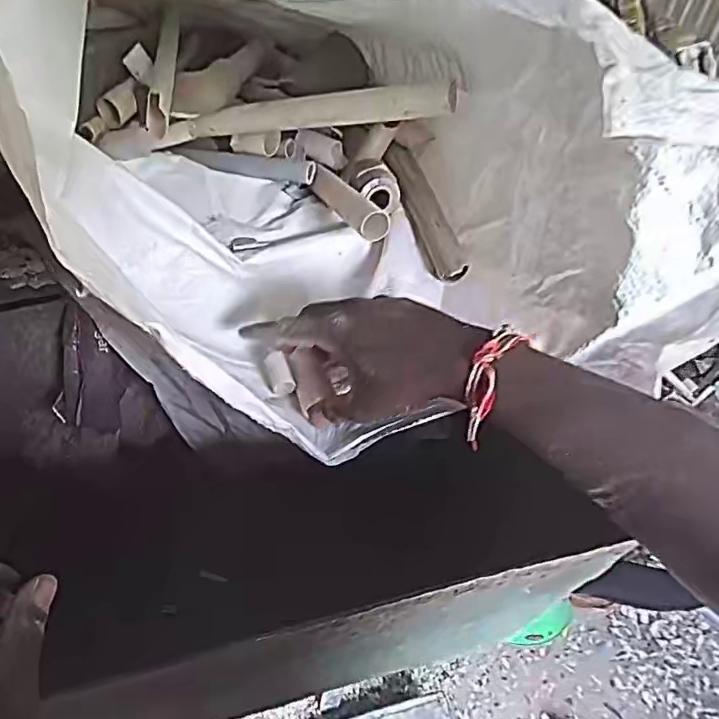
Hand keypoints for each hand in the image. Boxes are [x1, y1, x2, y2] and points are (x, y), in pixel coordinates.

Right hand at [245, 297, 488, 423]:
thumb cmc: (410, 381)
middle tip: (301, 365)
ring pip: (339, 316)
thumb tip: (318, 414)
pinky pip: (362, 316)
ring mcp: (377, 304)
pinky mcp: (398, 307)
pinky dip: (351, 333)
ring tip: (333, 367)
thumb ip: (333, 409)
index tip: (255, 336)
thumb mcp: (365, 405)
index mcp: (336, 328)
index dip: (271, 336)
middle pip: (312, 319)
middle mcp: (353, 309)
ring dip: (328, 338)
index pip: (292, 329)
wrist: (463, 360)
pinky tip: (362, 356)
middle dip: (301, 341)